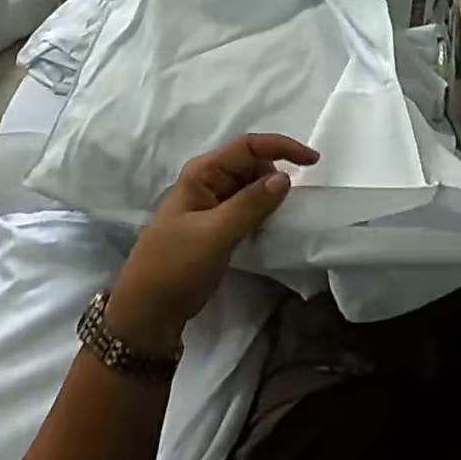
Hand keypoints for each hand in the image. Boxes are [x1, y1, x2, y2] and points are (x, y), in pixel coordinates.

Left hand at [105, 134, 318, 352]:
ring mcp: (211, 202)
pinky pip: (247, 205)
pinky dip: (262, 210)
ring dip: (270, 193)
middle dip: (276, 172)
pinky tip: (270, 225)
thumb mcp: (215, 234)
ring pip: (251, 184)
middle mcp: (207, 180)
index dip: (282, 147)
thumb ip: (251, 204)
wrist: (147, 313)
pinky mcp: (216, 224)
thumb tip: (284, 178)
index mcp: (202, 173)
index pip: (248, 146)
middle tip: (295, 200)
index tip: (313, 161)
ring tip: (283, 215)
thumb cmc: (175, 266)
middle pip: (251, 162)